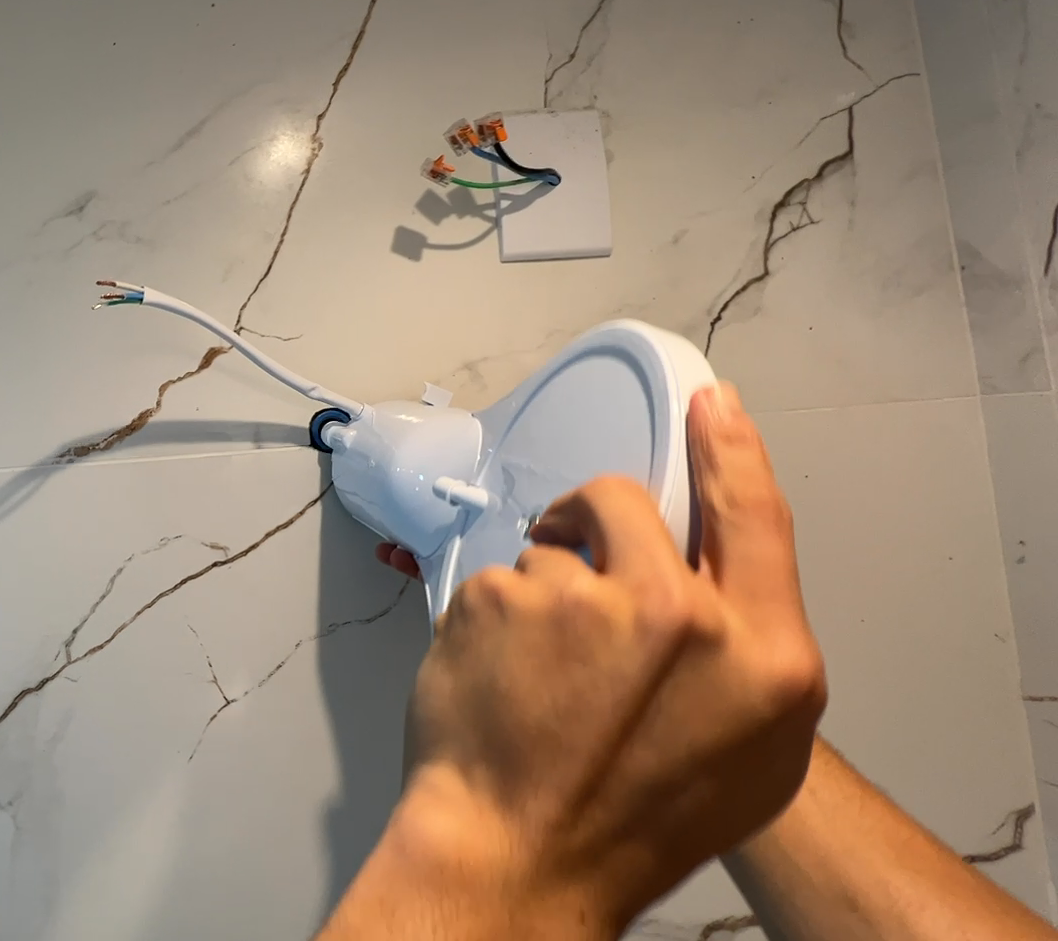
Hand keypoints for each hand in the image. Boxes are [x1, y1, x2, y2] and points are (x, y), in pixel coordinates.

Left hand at [354, 383, 826, 936]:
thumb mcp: (740, 743)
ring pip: (547, 550)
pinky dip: (488, 615)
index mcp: (763, 654)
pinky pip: (493, 579)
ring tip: (530, 667)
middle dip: (586, 520)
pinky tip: (492, 672)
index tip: (712, 403)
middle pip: (621, 503)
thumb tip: (697, 582)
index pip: (754, 519)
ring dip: (535, 591)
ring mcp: (580, 599)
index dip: (733, 451)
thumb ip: (731, 648)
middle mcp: (678, 615)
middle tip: (563, 552)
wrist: (521, 848)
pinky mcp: (500, 596)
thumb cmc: (631, 813)